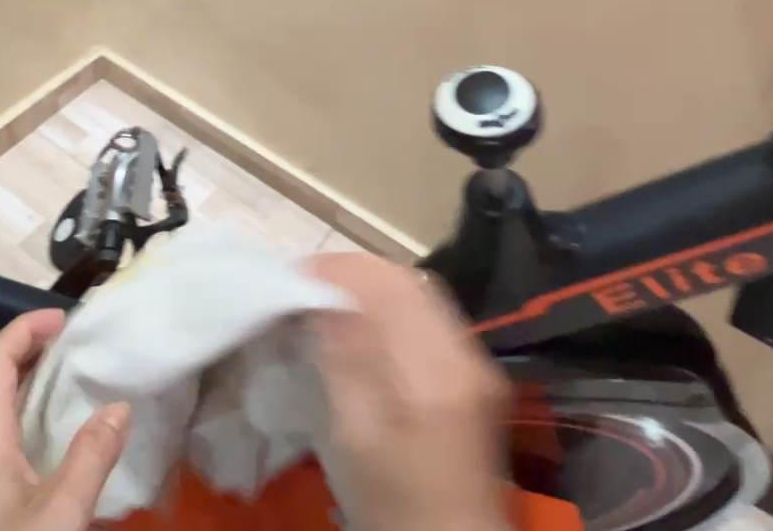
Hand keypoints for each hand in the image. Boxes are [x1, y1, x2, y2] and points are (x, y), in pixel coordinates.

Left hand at [0, 309, 132, 530]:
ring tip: (54, 382)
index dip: (25, 329)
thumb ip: (90, 458)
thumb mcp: (60, 517)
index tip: (63, 320)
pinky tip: (32, 442)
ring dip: (11, 383)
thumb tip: (118, 407)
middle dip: (20, 350)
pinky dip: (6, 416)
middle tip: (63, 344)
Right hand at [308, 253, 510, 530]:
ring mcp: (475, 360)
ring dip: (374, 281)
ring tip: (330, 290)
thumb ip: (344, 361)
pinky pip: (431, 311)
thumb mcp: (355, 437)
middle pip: (409, 280)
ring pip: (422, 291)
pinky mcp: (474, 370)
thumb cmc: (393, 503)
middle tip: (309, 277)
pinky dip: (393, 300)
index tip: (297, 272)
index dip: (340, 270)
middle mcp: (464, 353)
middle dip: (356, 269)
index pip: (387, 289)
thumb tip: (322, 300)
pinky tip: (365, 315)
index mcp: (434, 372)